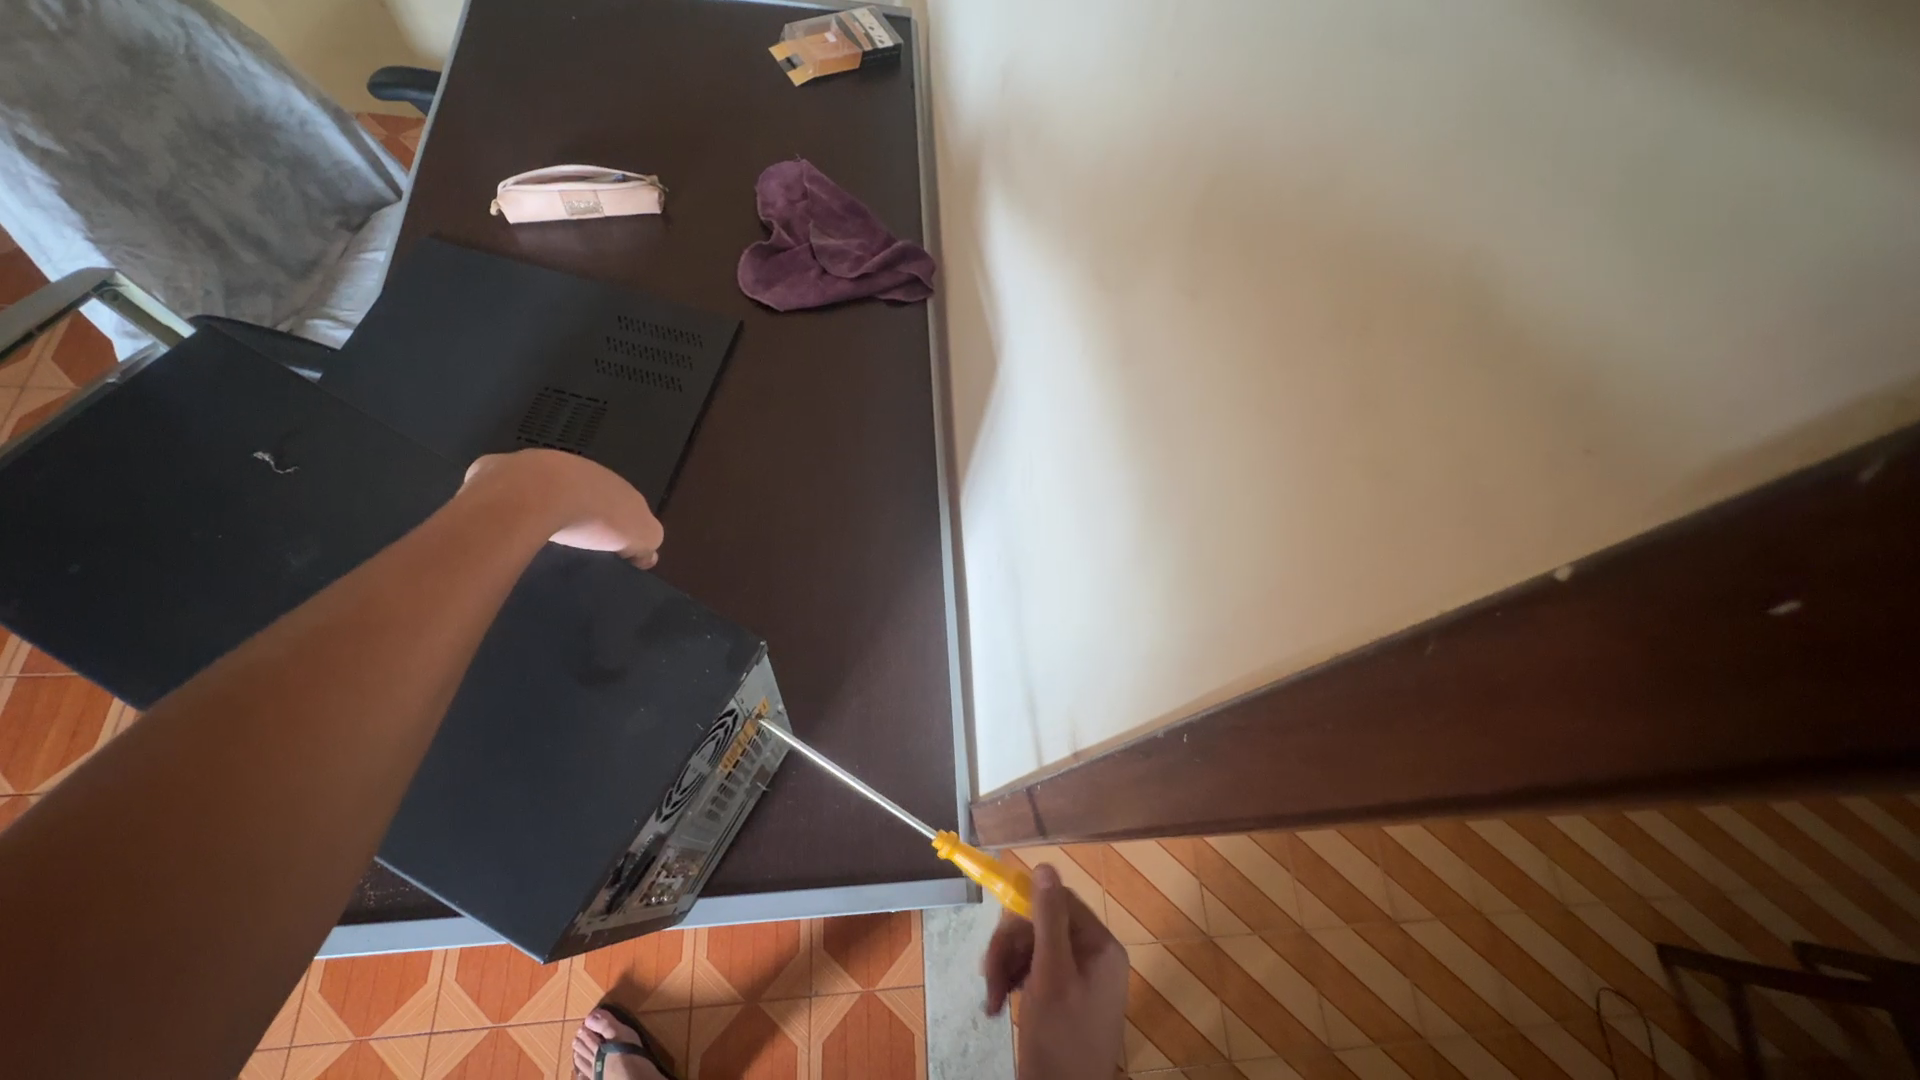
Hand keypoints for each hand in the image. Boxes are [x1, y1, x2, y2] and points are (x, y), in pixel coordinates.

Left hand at [462, 450, 664, 567]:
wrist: (533, 495)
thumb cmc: (594, 515)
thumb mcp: (640, 535)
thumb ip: (647, 542)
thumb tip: (647, 553)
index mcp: (611, 482)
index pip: (622, 500)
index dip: (620, 521)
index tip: (615, 544)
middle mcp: (574, 467)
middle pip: (581, 490)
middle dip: (581, 508)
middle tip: (576, 538)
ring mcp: (531, 465)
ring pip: (541, 486)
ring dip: (543, 503)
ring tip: (538, 531)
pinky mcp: (492, 471)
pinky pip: (500, 488)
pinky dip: (503, 502)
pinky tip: (500, 522)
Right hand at [982, 864, 1128, 1079]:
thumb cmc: (1060, 1039)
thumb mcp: (1050, 975)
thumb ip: (1048, 919)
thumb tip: (1045, 866)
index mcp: (1100, 946)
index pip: (1059, 901)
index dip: (1025, 907)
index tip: (998, 924)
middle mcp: (1093, 956)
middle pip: (1041, 924)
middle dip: (1009, 946)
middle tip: (988, 975)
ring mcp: (1079, 978)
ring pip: (1031, 947)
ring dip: (1004, 967)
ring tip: (992, 999)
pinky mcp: (1063, 997)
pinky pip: (1032, 971)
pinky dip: (1011, 982)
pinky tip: (998, 1004)